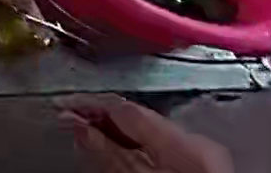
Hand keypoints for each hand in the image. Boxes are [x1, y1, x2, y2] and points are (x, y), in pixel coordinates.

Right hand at [58, 96, 232, 172]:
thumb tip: (72, 121)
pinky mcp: (208, 168)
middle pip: (137, 116)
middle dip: (103, 118)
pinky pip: (163, 146)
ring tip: (92, 137)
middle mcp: (197, 140)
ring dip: (118, 133)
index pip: (122, 105)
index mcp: (182, 137)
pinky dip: (139, 146)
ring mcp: (206, 156)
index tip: (62, 107)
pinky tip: (122, 151)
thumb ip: (105, 150)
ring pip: (149, 131)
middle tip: (72, 121)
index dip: (88, 104)